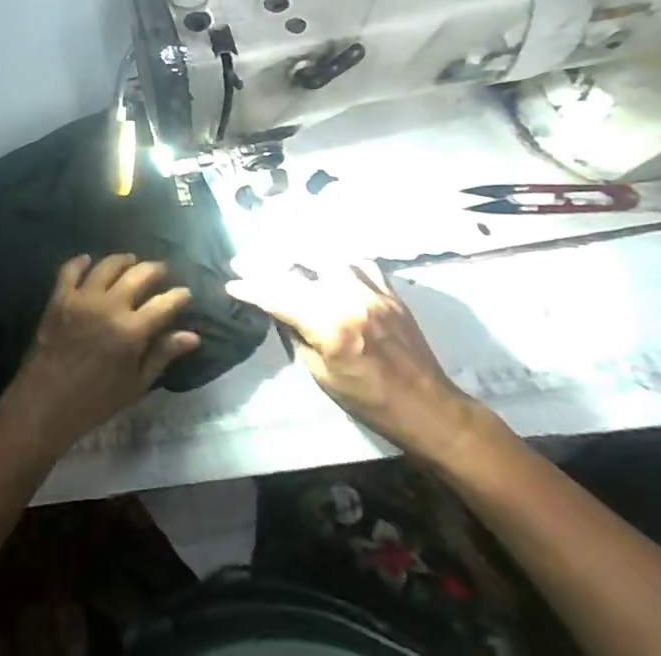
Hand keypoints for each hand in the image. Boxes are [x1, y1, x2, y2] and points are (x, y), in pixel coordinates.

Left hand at [0, 254, 201, 454]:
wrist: (45, 402)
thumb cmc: (95, 400)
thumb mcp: (135, 384)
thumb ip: (162, 354)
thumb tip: (191, 335)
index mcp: (132, 330)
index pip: (164, 304)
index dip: (179, 295)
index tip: (186, 293)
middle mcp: (109, 306)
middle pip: (138, 275)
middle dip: (155, 269)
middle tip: (162, 270)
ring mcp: (82, 298)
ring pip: (107, 266)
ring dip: (123, 260)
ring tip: (131, 260)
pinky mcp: (59, 298)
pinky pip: (70, 270)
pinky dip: (80, 262)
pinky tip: (88, 260)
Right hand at [227, 258, 491, 464]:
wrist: (428, 408)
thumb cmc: (367, 400)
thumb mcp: (319, 373)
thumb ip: (296, 333)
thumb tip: (275, 308)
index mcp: (330, 326)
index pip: (278, 296)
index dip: (251, 288)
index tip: (232, 284)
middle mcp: (350, 300)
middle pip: (298, 266)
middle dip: (264, 261)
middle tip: (243, 261)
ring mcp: (373, 291)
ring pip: (327, 254)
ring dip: (297, 251)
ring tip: (278, 252)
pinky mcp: (389, 291)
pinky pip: (358, 261)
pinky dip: (335, 257)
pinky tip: (324, 261)